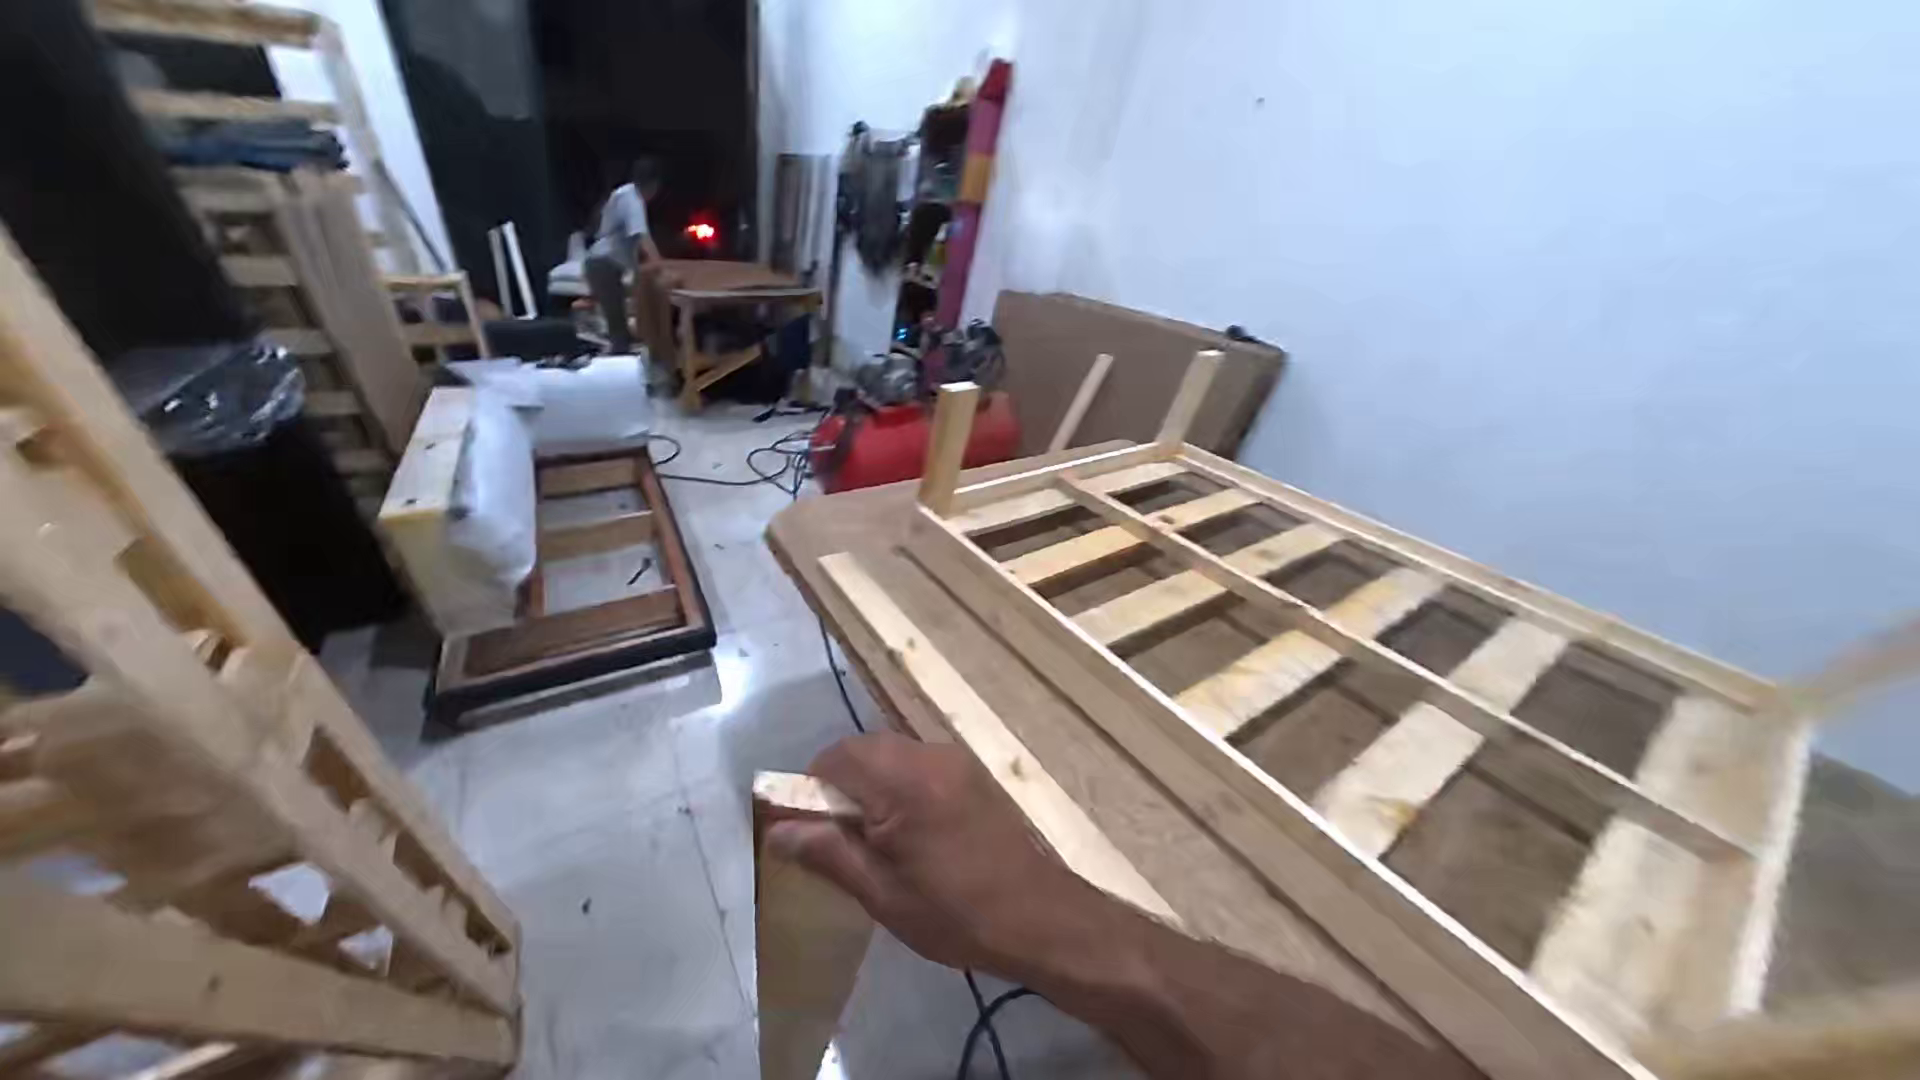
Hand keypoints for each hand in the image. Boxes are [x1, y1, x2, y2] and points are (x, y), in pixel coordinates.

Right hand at [763, 733, 1110, 979]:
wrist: (1038, 914)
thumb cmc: (955, 913)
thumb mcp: (882, 893)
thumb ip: (828, 852)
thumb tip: (777, 830)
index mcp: (904, 782)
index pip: (838, 755)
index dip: (812, 783)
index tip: (810, 824)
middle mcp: (929, 754)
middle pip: (864, 747)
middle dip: (841, 780)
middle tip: (841, 834)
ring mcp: (954, 758)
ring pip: (891, 750)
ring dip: (870, 779)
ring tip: (875, 835)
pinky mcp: (969, 768)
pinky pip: (917, 759)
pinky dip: (898, 779)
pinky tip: (909, 824)